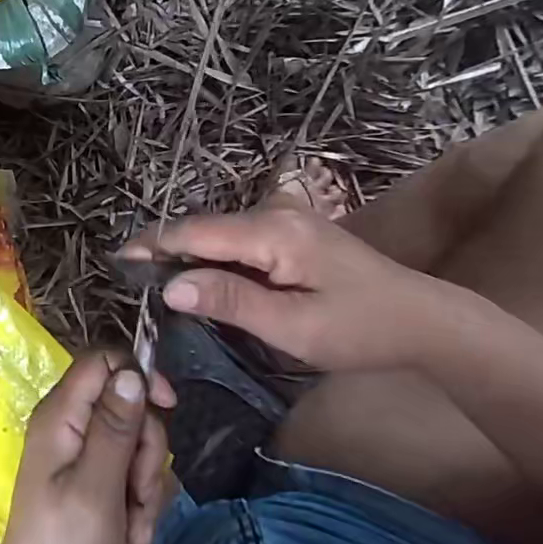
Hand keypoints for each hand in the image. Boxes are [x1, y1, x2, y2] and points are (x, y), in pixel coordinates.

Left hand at [0, 351, 175, 543]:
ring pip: (135, 441)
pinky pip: (130, 471)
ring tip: (133, 523)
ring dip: (146, 482)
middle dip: (146, 447)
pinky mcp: (93, 479)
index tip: (168, 405)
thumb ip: (115, 426)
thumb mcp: (96, 487)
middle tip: (139, 489)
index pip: (103, 361)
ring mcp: (81, 453)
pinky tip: (131, 533)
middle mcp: (69, 424)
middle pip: (127, 404)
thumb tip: (132, 371)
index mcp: (60, 414)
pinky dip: (138, 500)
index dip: (138, 374)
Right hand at [122, 208, 494, 373]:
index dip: (154, 244)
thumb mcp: (295, 326)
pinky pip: (237, 240)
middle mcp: (274, 214)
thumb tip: (171, 287)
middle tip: (131, 278)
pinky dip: (212, 258)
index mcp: (273, 232)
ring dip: (187, 255)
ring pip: (219, 233)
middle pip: (204, 228)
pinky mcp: (290, 232)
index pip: (197, 231)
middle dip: (165, 250)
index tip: (118, 260)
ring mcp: (284, 220)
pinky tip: (199, 279)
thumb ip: (232, 301)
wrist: (424, 320)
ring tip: (154, 280)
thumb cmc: (361, 329)